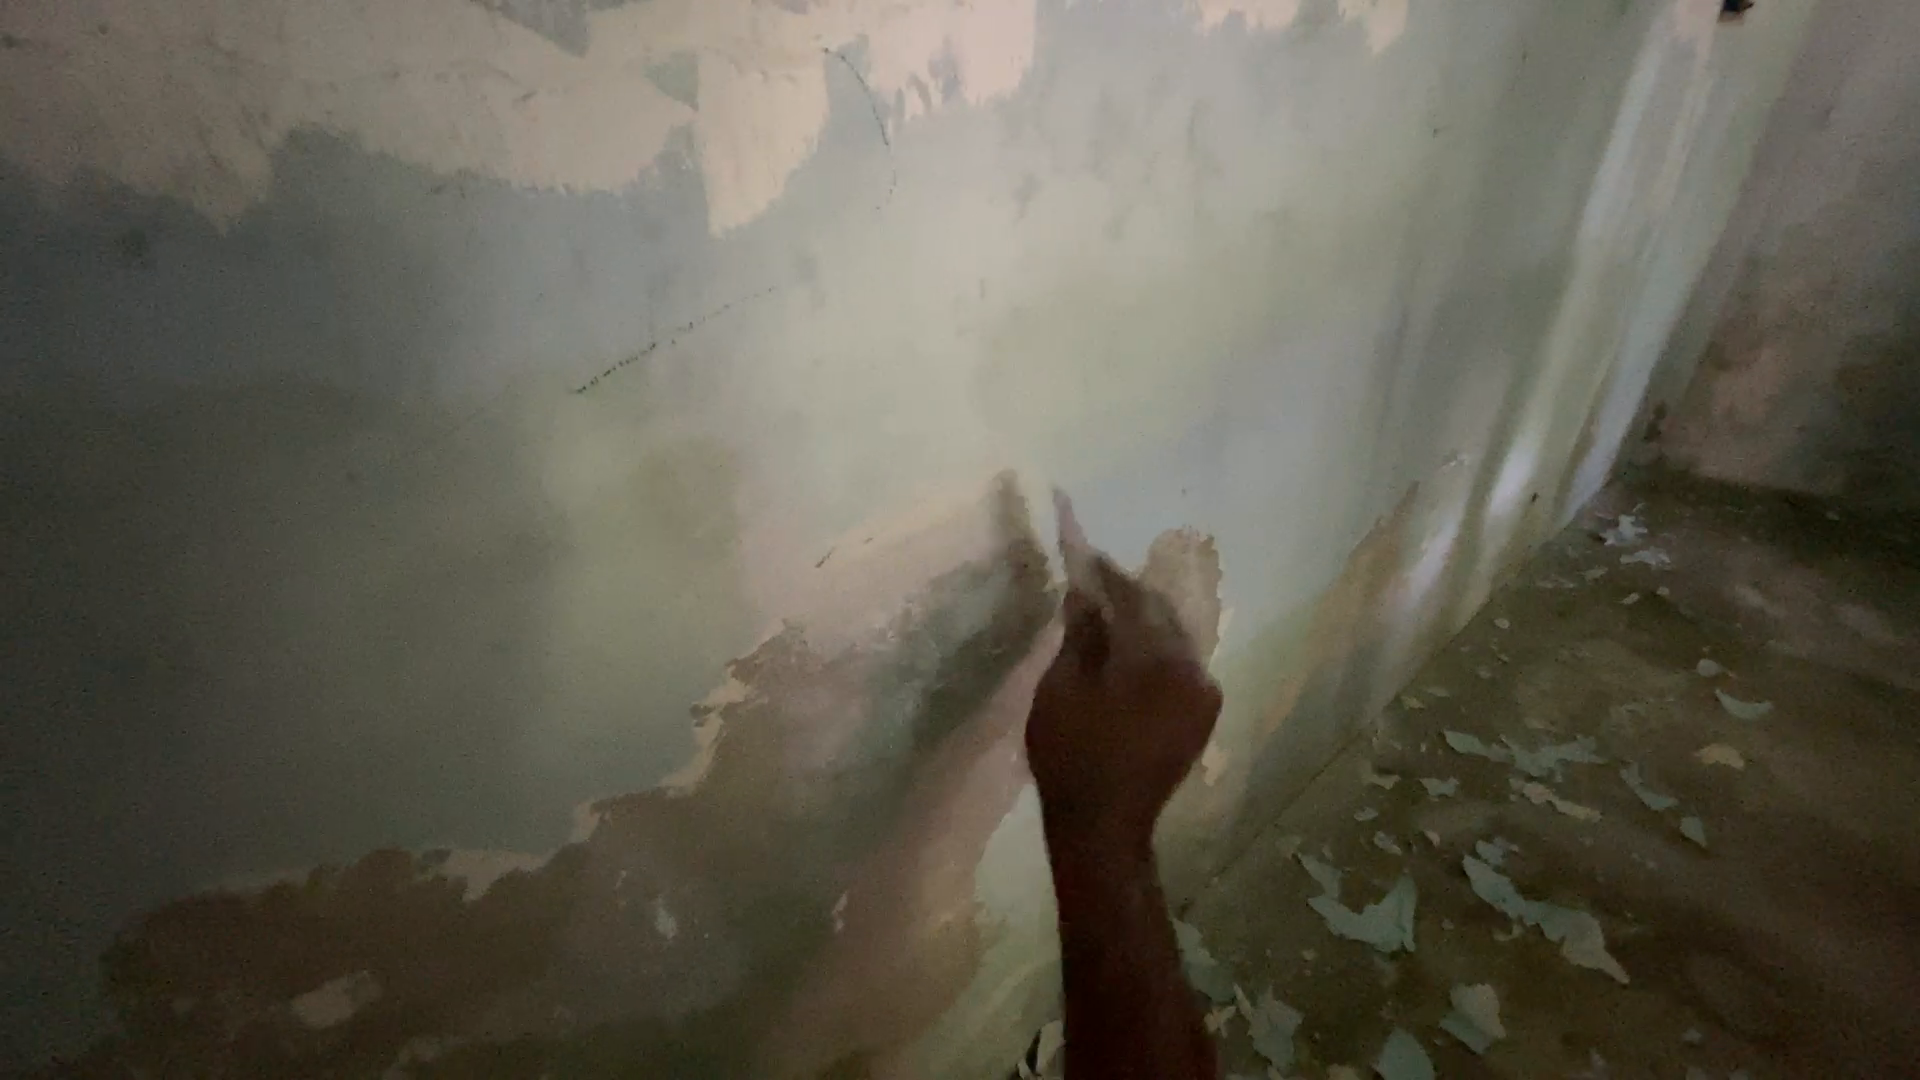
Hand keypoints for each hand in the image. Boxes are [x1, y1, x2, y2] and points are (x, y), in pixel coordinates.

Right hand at [1024, 556, 1222, 850]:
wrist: (1104, 826)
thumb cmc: (1072, 753)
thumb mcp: (1063, 687)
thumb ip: (1081, 633)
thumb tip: (1084, 590)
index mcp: (1158, 660)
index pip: (1133, 597)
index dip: (1106, 573)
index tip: (1084, 552)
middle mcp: (1193, 669)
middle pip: (1160, 613)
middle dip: (1127, 593)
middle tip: (1093, 577)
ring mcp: (1203, 693)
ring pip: (1173, 637)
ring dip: (1143, 620)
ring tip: (1108, 608)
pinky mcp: (1202, 713)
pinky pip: (1180, 663)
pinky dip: (1155, 648)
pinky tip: (1129, 648)